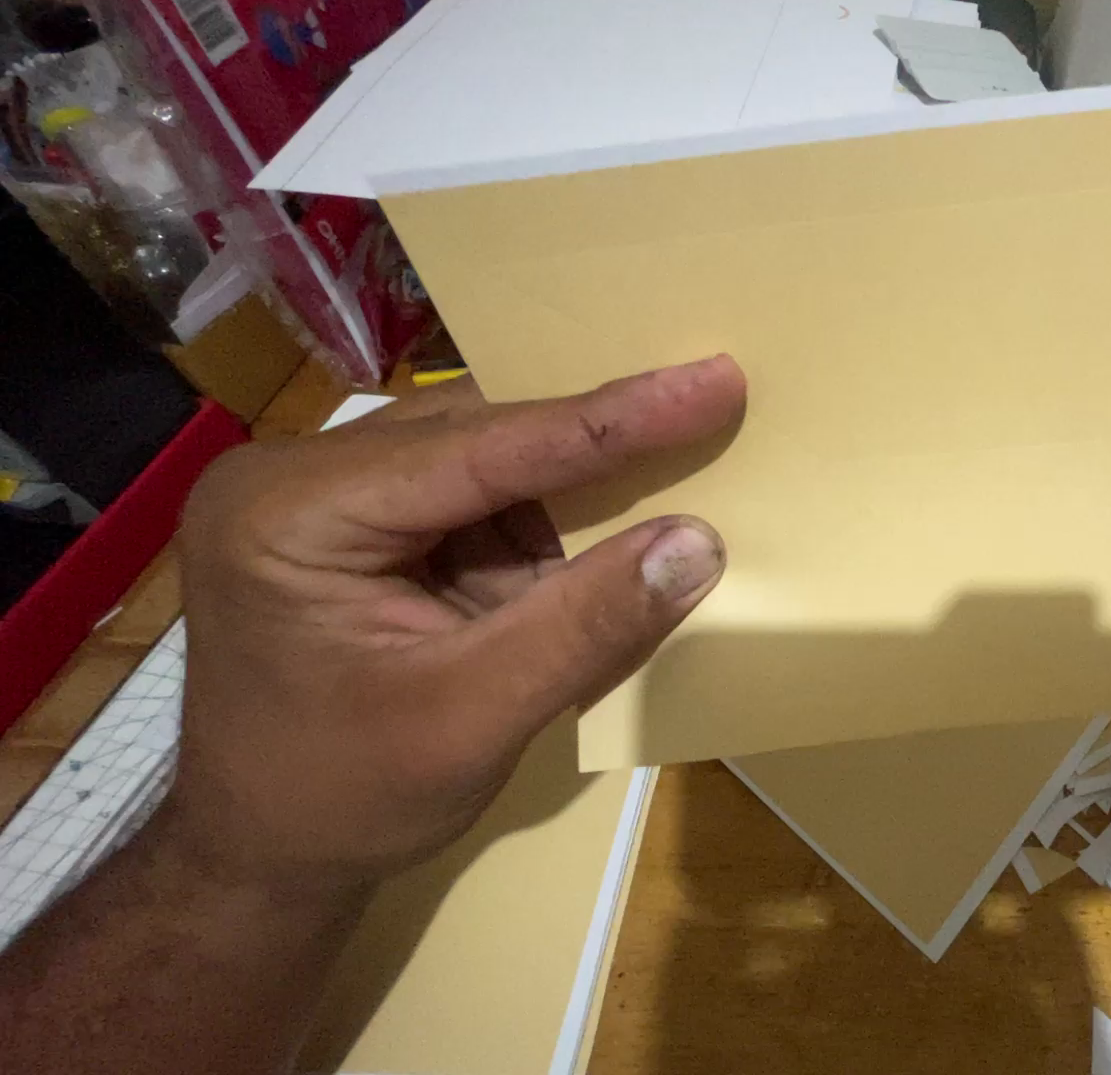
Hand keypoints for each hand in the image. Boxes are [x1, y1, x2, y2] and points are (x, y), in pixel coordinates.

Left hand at [166, 355, 745, 892]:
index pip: (488, 447)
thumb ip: (587, 626)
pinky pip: (506, 496)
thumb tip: (700, 542)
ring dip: (597, 473)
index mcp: (295, 510)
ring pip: (507, 454)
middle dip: (609, 432)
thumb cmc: (345, 796)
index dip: (616, 419)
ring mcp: (354, 498)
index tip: (716, 381)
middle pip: (495, 431)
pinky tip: (620, 526)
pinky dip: (573, 515)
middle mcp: (314, 476)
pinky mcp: (397, 529)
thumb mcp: (474, 719)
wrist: (270, 852)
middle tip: (714, 400)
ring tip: (686, 460)